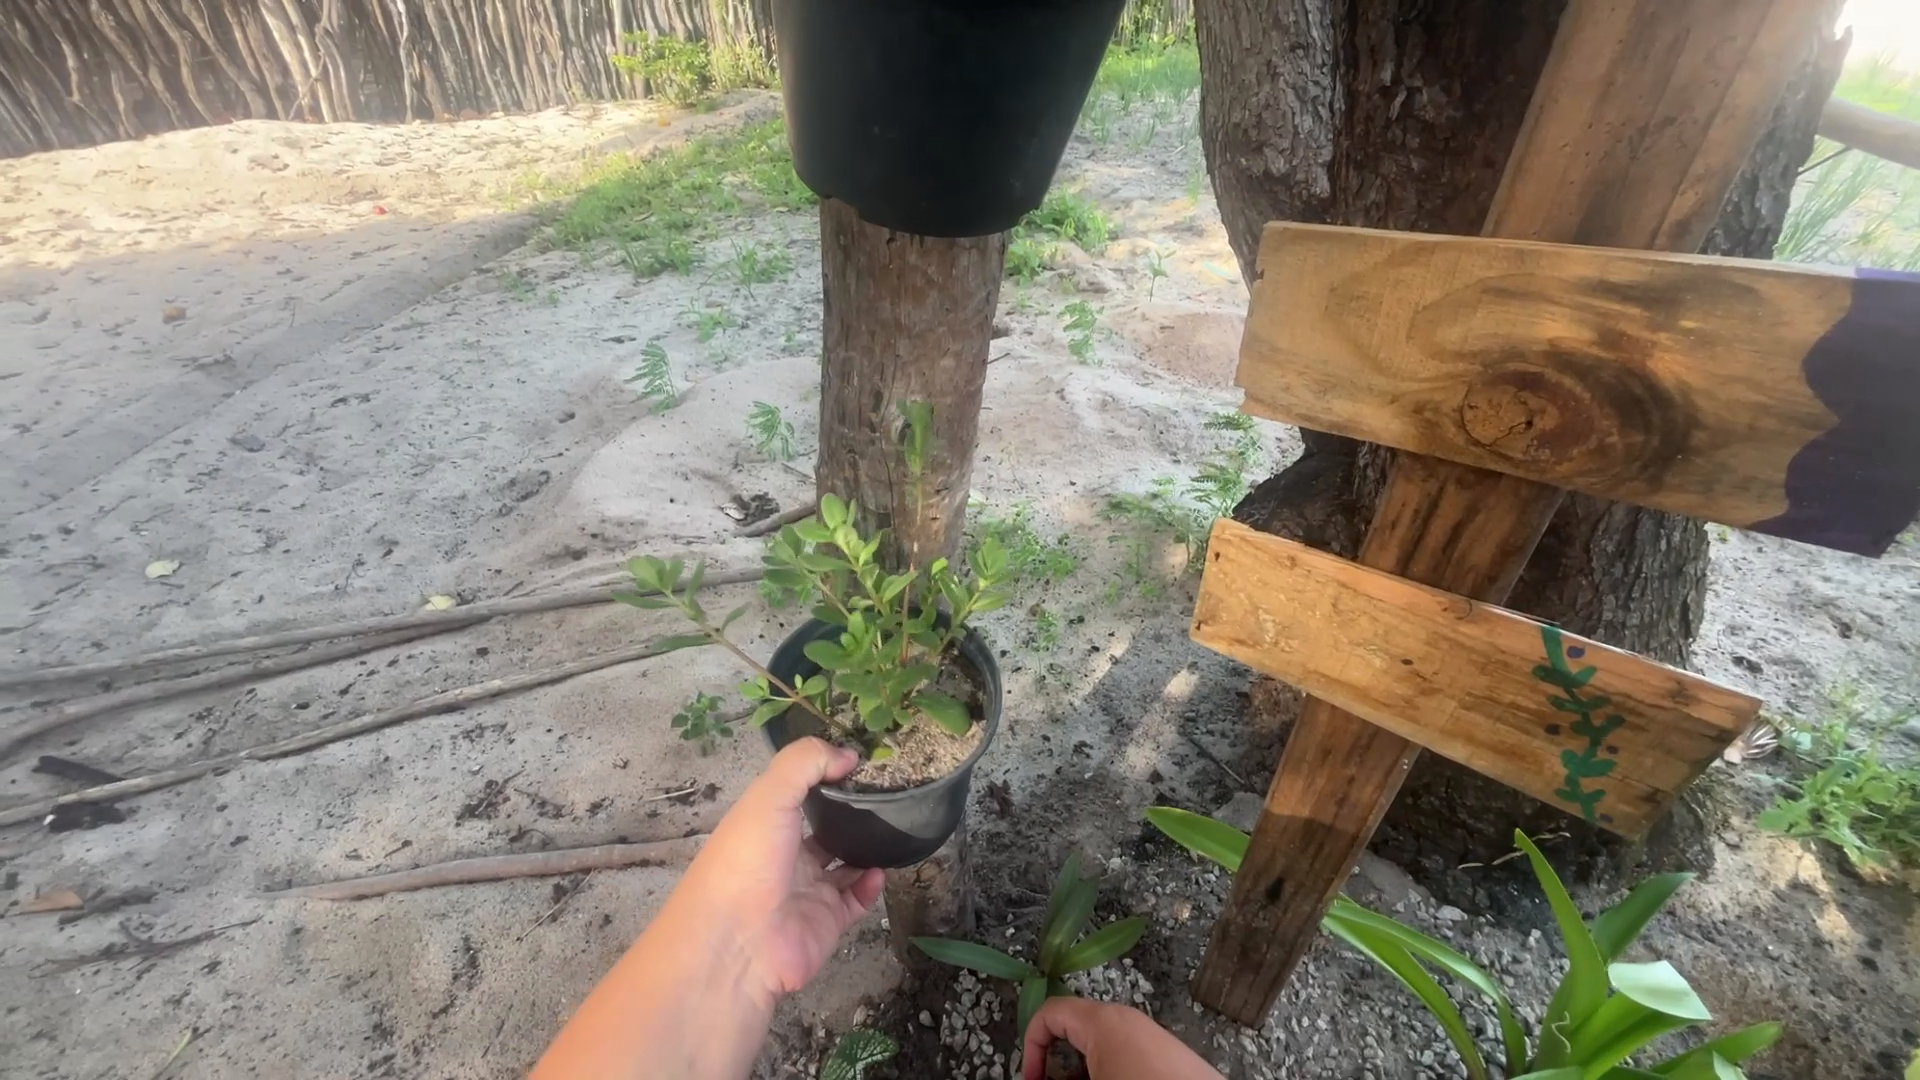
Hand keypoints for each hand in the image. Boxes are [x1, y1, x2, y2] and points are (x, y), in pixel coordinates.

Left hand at [533, 738, 884, 1079]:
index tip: (858, 763)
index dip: (825, 777)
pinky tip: (879, 870)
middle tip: (885, 796)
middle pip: (826, 830)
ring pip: (845, 863)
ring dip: (867, 848)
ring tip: (892, 828)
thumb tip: (849, 755)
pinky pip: (856, 899)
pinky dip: (871, 885)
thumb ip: (807, 763)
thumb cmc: (748, 858)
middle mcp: (787, 856)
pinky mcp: (827, 922)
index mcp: (767, 824)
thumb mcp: (770, 793)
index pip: (799, 795)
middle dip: (852, 814)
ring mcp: (808, 891)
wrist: (738, 944)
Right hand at [1023, 999, 1223, 1079]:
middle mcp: (1122, 1017)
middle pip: (1073, 1029)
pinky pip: (1123, 1055)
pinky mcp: (1165, 1054)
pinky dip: (1109, 1071)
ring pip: (1099, 1046)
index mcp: (1100, 1020)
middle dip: (1057, 1063)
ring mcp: (1146, 1033)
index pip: (1049, 1013)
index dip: (1030, 1045)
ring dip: (1083, 1072)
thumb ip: (1062, 1078)